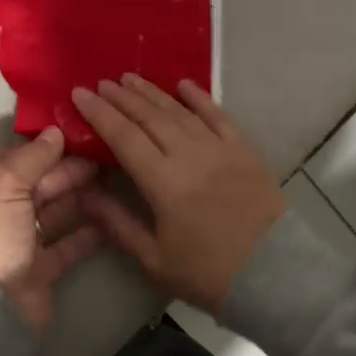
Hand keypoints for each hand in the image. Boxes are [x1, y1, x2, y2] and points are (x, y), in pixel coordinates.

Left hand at [0, 127, 100, 333]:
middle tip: (106, 154)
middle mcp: (5, 209)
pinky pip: (69, 243)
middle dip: (71, 169)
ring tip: (114, 180)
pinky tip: (111, 218)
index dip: (47, 145)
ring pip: (58, 210)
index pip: (20, 157)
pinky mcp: (44, 267)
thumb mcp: (6, 182)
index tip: (79, 132)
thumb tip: (55, 131)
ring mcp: (25, 239)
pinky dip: (88, 232)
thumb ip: (33, 156)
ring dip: (83, 196)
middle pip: (42, 182)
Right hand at [74, 76, 284, 312]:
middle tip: (101, 83)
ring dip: (152, 92)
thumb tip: (83, 193)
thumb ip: (117, 223)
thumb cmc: (210, 274)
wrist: (275, 277)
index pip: (123, 136)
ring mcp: (219, 148)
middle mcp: (189, 155)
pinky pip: (217, 115)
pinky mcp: (243, 149)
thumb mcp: (155, 260)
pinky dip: (198, 97)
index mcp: (164, 182)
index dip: (99, 113)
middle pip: (148, 117)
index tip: (79, 93)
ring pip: (178, 111)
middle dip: (121, 97)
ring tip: (130, 78)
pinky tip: (182, 84)